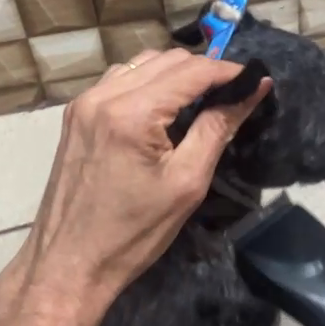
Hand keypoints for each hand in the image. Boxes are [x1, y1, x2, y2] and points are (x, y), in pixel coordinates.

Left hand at [5, 49, 271, 305]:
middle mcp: (104, 95)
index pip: (193, 70)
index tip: (256, 82)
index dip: (230, 72)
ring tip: (200, 102)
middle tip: (231, 97)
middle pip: (169, 59)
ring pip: (145, 63)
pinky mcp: (76, 113)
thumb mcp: (188, 182)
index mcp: (132, 112)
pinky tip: (162, 108)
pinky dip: (149, 82)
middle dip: (205, 71)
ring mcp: (85, 102)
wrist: (67, 266)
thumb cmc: (133, 233)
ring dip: (177, 74)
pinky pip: (122, 78)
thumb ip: (220, 126)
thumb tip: (255, 88)